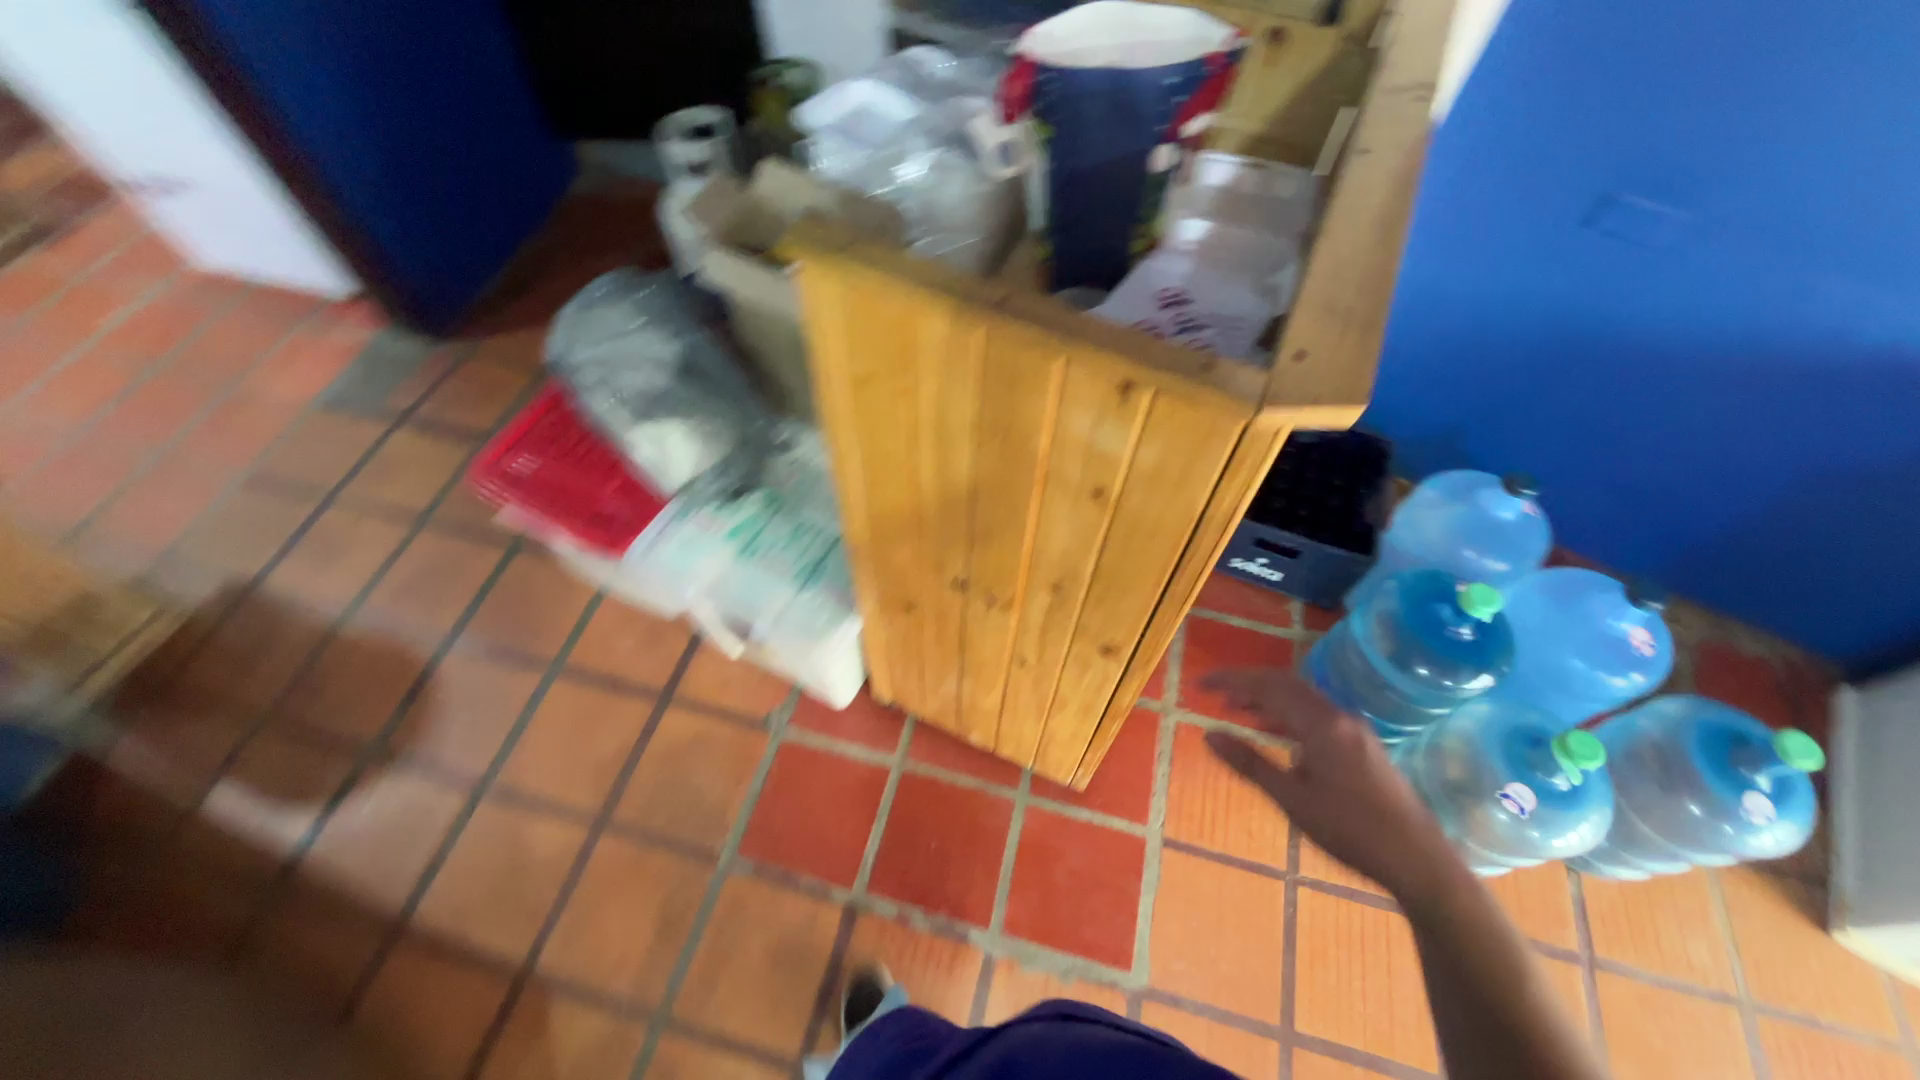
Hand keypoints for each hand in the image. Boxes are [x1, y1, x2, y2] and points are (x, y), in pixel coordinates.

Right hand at [1202, 668, 1460, 901]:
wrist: (1418, 860)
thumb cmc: (1351, 831)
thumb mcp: (1292, 799)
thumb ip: (1250, 764)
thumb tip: (1209, 735)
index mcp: (1322, 724)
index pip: (1269, 687)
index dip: (1232, 681)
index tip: (1202, 684)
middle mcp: (1340, 717)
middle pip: (1288, 686)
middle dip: (1249, 686)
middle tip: (1216, 695)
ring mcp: (1355, 731)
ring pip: (1304, 701)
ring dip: (1269, 701)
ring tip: (1238, 712)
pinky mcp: (1362, 747)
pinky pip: (1317, 716)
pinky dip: (1289, 717)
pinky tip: (1276, 735)